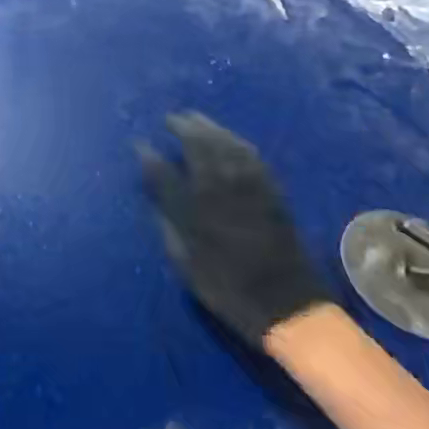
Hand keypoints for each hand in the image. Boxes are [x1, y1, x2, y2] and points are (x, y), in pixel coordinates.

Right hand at [139, 113, 330, 344]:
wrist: (290, 310)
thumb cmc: (228, 289)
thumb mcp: (185, 261)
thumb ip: (169, 224)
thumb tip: (155, 199)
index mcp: (197, 210)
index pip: (166, 173)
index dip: (150, 157)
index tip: (138, 144)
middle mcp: (224, 193)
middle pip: (203, 150)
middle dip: (186, 130)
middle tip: (172, 118)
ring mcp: (254, 192)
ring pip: (231, 149)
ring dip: (213, 130)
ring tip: (197, 120)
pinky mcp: (275, 197)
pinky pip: (255, 160)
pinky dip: (239, 144)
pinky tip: (231, 140)